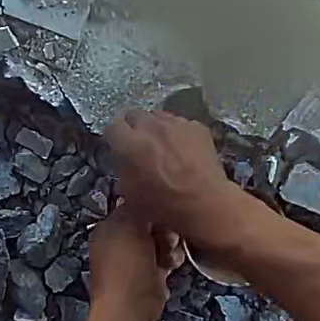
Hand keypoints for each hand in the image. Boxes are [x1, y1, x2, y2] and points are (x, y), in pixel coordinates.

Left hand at [86, 200, 177, 320]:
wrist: (129, 308)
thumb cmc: (126, 264)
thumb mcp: (131, 224)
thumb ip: (138, 207)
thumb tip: (147, 199)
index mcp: (107, 228)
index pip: (133, 206)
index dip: (151, 207)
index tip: (164, 211)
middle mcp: (118, 243)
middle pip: (149, 225)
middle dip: (163, 229)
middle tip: (169, 236)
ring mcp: (132, 262)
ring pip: (159, 243)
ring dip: (169, 247)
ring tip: (169, 254)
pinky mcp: (147, 278)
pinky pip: (164, 261)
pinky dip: (170, 262)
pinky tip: (171, 265)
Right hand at [105, 110, 241, 244]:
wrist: (206, 204)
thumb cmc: (165, 205)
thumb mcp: (131, 196)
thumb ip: (123, 172)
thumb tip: (124, 163)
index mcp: (132, 144)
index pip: (112, 128)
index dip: (113, 138)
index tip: (116, 146)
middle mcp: (153, 127)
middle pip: (134, 115)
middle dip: (133, 127)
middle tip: (138, 143)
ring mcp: (177, 124)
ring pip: (158, 116)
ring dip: (155, 127)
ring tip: (161, 145)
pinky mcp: (197, 127)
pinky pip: (180, 123)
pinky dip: (177, 133)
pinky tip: (182, 149)